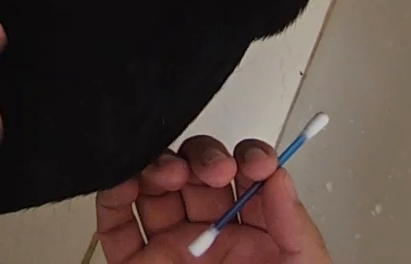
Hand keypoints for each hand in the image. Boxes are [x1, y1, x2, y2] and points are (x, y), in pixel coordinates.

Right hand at [95, 136, 332, 263]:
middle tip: (212, 170)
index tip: (256, 161)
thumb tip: (278, 175)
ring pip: (155, 186)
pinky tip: (128, 181)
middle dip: (203, 158)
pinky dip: (114, 189)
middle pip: (199, 175)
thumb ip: (295, 231)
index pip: (250, 183)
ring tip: (170, 175)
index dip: (249, 160)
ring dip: (158, 165)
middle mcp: (213, 243)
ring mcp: (171, 251)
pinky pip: (115, 219)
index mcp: (260, 247)